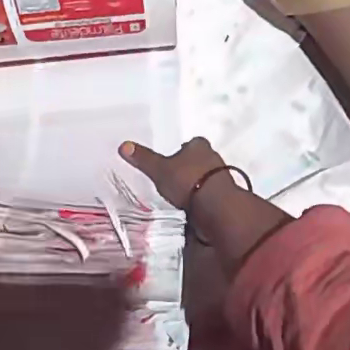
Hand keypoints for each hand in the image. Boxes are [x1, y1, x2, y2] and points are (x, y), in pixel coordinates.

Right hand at [117, 137, 231, 207]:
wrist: (215, 205)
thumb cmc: (187, 180)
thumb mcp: (159, 170)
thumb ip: (143, 159)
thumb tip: (124, 146)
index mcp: (198, 146)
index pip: (191, 143)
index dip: (183, 150)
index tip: (174, 157)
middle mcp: (213, 157)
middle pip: (201, 158)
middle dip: (191, 166)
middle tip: (177, 175)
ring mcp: (222, 176)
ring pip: (208, 175)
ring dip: (198, 183)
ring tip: (183, 193)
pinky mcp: (226, 194)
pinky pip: (212, 193)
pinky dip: (203, 197)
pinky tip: (194, 205)